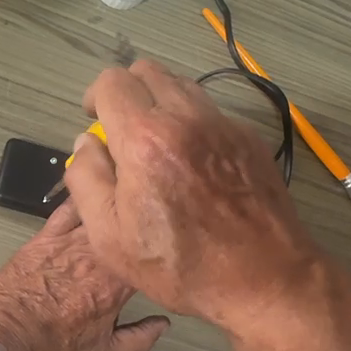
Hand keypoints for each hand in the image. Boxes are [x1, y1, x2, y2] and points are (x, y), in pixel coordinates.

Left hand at [0, 203, 170, 350]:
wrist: (8, 340)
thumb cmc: (55, 349)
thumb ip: (141, 339)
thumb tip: (164, 324)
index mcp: (118, 284)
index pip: (149, 258)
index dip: (159, 254)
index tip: (163, 255)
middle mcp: (97, 256)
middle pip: (126, 229)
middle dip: (138, 225)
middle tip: (147, 221)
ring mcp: (70, 242)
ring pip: (101, 213)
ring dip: (114, 207)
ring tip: (126, 199)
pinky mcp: (45, 237)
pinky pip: (68, 209)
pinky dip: (81, 199)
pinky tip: (91, 190)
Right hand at [63, 60, 326, 330]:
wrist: (264, 279)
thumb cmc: (181, 266)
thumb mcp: (109, 236)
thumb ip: (86, 179)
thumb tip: (86, 143)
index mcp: (146, 139)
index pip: (112, 83)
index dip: (95, 97)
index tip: (94, 120)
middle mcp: (187, 118)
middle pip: (148, 71)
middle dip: (126, 92)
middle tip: (121, 129)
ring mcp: (224, 125)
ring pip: (182, 86)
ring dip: (160, 102)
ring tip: (155, 143)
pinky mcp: (249, 138)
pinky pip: (210, 112)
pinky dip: (192, 123)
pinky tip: (192, 162)